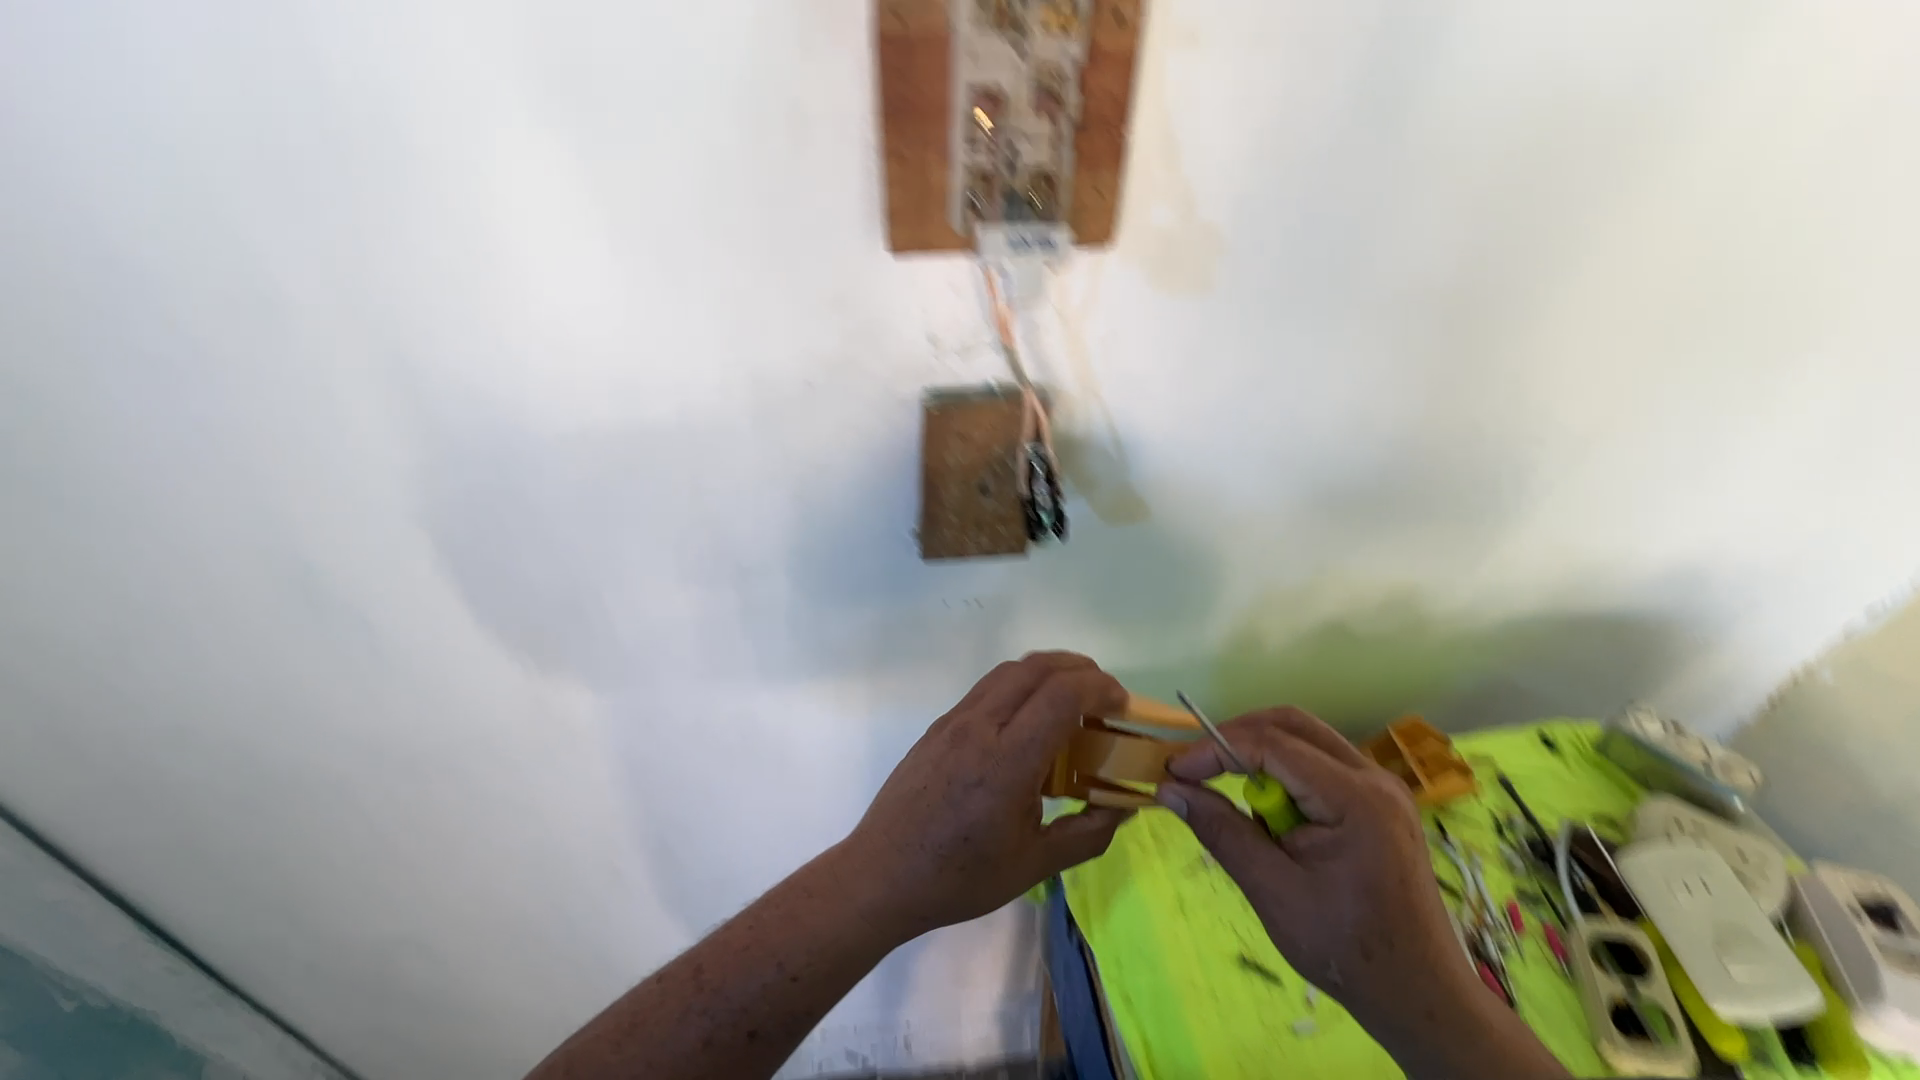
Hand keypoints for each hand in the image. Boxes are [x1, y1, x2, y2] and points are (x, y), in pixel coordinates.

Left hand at [840, 652, 1132, 937]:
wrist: (881, 876)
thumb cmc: (959, 877)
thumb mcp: (1033, 866)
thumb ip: (1086, 835)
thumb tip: (1123, 809)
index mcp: (1007, 761)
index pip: (1060, 695)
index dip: (1099, 687)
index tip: (1122, 704)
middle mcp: (979, 727)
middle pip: (1036, 668)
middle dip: (1079, 669)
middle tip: (1105, 694)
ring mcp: (953, 722)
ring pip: (1008, 672)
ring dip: (1047, 672)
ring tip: (1071, 699)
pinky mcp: (937, 728)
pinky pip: (986, 689)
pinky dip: (1019, 686)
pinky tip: (1028, 721)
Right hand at [1153, 707, 1466, 1021]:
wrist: (1419, 995)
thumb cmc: (1344, 948)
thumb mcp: (1272, 890)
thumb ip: (1221, 830)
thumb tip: (1169, 789)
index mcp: (1356, 798)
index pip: (1272, 745)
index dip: (1215, 749)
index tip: (1174, 771)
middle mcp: (1374, 778)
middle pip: (1292, 725)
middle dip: (1237, 737)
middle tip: (1195, 768)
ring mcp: (1381, 789)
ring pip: (1306, 740)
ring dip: (1260, 754)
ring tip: (1225, 789)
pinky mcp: (1378, 804)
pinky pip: (1320, 765)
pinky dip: (1284, 773)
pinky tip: (1267, 811)